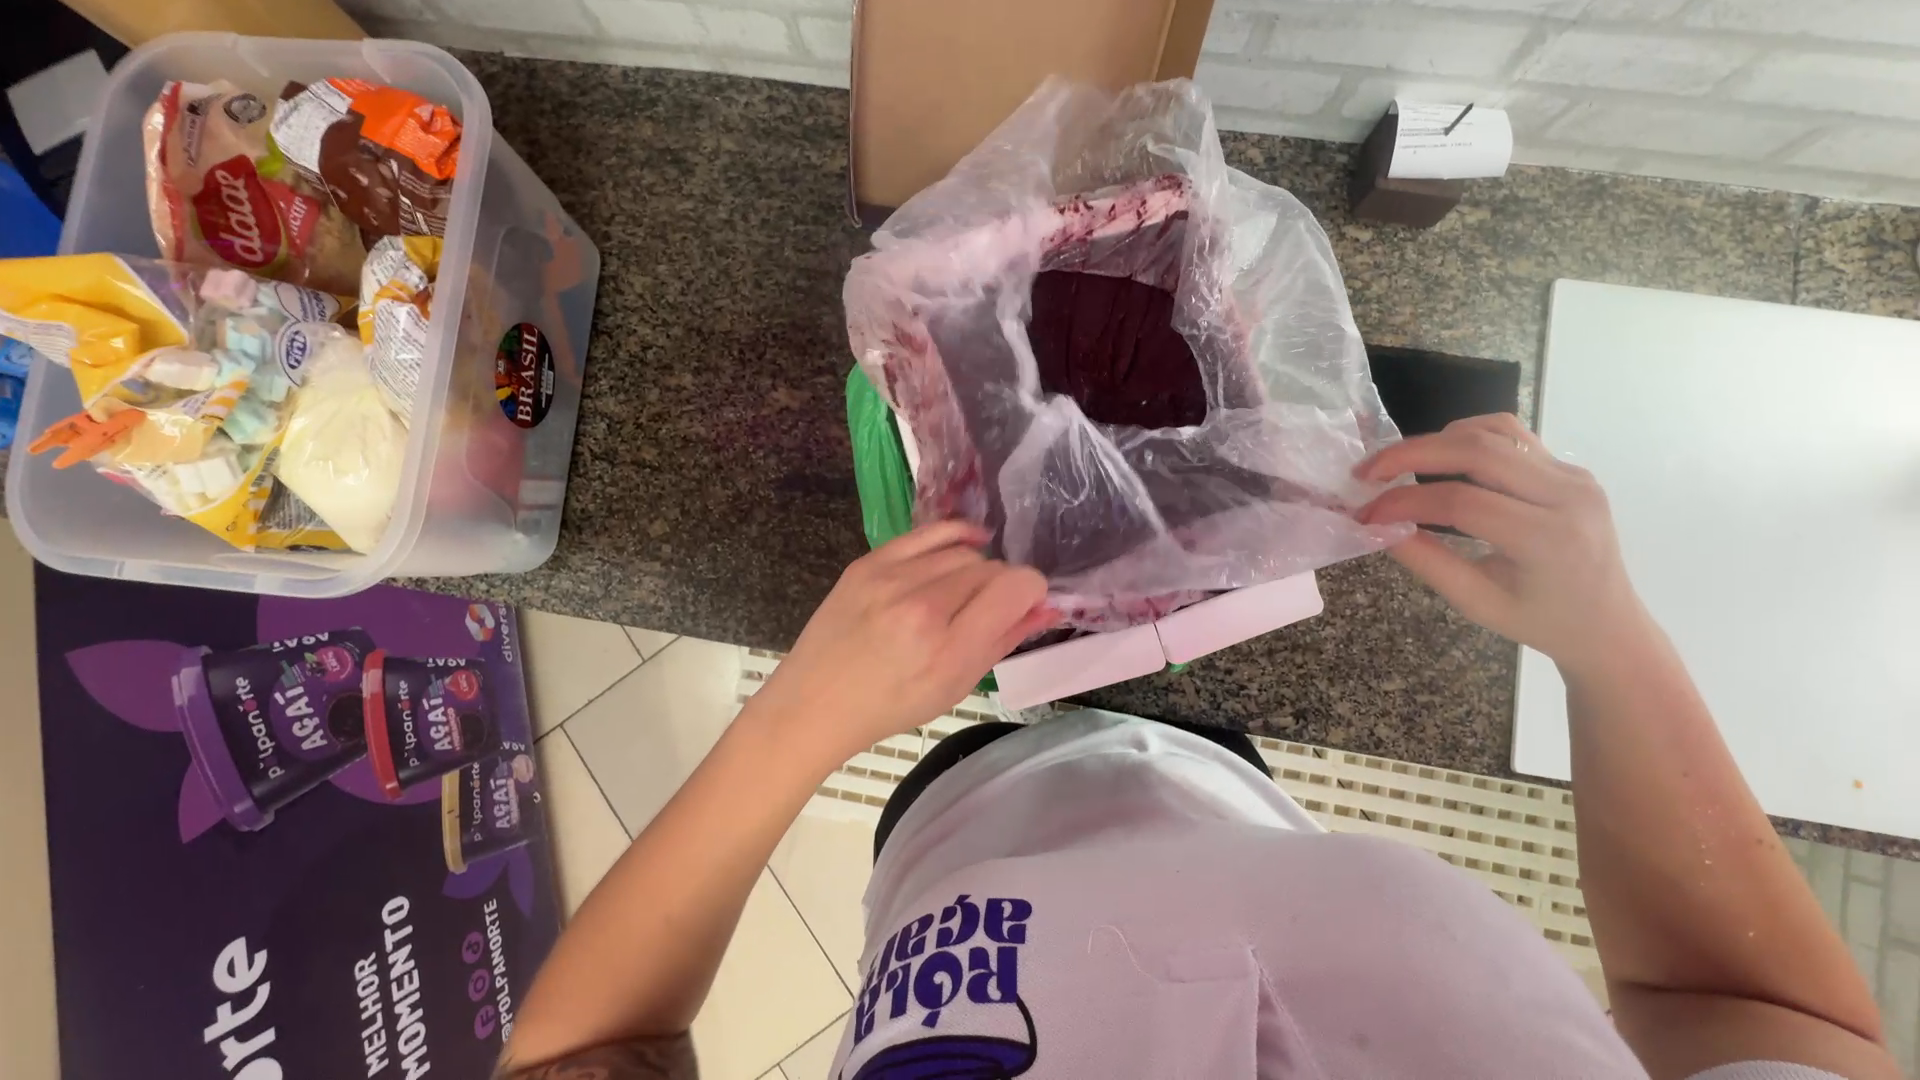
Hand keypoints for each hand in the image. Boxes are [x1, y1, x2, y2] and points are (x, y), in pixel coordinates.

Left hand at [752, 521, 1055, 759]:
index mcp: (947, 646)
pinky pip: (927, 533)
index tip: (1027, 604)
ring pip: (962, 552)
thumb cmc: (891, 705)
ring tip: (965, 594)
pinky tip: (969, 542)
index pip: (1015, 587)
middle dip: (1002, 585)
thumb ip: (1003, 640)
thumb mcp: (956, 686)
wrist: (816, 702)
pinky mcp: (868, 562)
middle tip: (990, 609)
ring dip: (975, 569)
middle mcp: (921, 605)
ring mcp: (890, 578)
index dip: (1032, 591)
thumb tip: (1047, 607)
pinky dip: (955, 534)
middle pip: (990, 568)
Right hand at [1355, 413, 1653, 676]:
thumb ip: (1426, 560)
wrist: (1607, 624)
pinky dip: (1466, 436)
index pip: (1460, 502)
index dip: (1403, 502)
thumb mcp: (1475, 602)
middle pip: (1477, 451)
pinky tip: (1440, 457)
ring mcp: (1573, 476)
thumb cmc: (1540, 622)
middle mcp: (1568, 496)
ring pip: (1493, 432)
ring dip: (1436, 440)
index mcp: (1547, 539)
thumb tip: (1378, 526)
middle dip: (1410, 455)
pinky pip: (1511, 435)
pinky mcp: (1567, 468)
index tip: (1365, 514)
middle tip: (1367, 472)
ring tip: (1397, 464)